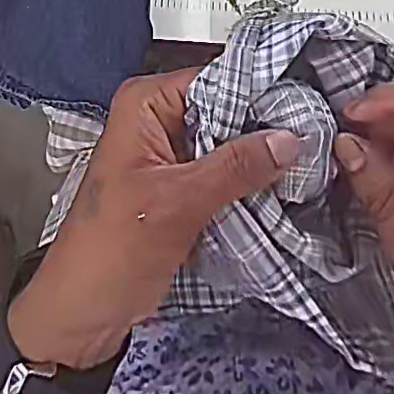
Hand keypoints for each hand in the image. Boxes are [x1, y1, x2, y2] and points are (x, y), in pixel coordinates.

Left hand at [9, 69, 302, 368]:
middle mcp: (159, 116)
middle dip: (264, 128)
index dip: (259, 93)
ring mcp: (171, 149)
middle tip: (311, 140)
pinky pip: (224, 168)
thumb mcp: (177, 202)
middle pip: (226, 108)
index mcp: (146, 103)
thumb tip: (291, 139)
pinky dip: (247, 179)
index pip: (215, 79)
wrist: (82, 314)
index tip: (303, 109)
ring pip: (229, 140)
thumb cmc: (111, 251)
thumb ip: (236, 167)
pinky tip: (280, 185)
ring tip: (304, 163)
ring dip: (259, 157)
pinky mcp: (182, 181)